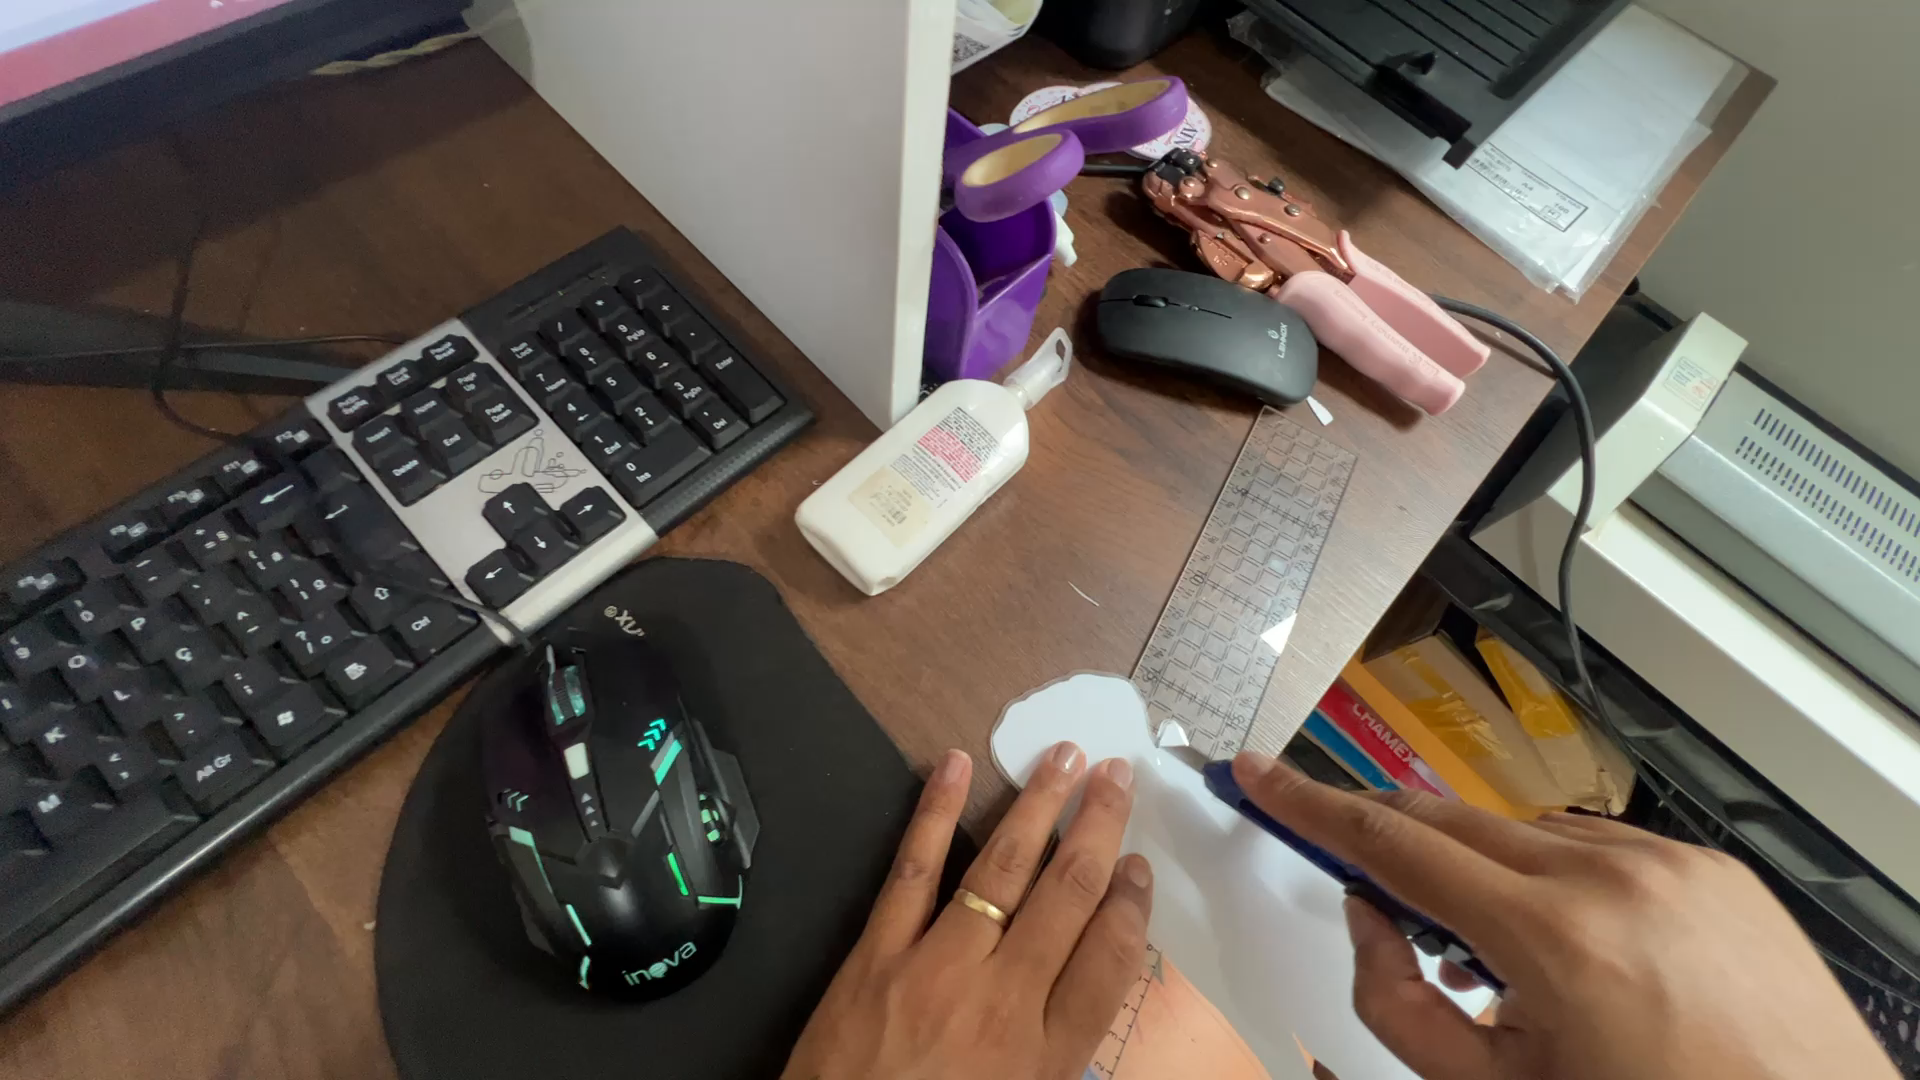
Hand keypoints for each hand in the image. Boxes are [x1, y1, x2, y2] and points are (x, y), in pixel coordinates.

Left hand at [782, 743, 1152, 1079]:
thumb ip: (1061, 1039)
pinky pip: (915, 868)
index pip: (1108, 960)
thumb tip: (1096, 963)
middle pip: (1065, 895)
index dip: (1130, 903)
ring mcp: (938, 964)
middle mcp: (1003, 999)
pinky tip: (956, 764)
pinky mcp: (880, 949)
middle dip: (1097, 827)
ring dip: (1039, 805)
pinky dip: (937, 811)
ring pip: (1002, 868)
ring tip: (1065, 758)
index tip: (1139, 860)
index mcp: (1045, 1053)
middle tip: (1116, 774)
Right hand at [1231, 754, 1899, 1079]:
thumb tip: (1369, 908)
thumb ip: (1393, 998)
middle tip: (1360, 874)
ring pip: (1509, 829)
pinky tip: (1582, 940)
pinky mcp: (1712, 867)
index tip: (1254, 770)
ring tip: (1508, 949)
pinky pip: (1583, 841)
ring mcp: (1671, 862)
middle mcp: (1611, 874)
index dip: (1308, 805)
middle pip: (1440, 818)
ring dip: (1476, 867)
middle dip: (1384, 834)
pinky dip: (1547, 873)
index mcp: (1556, 941)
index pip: (1390, 845)